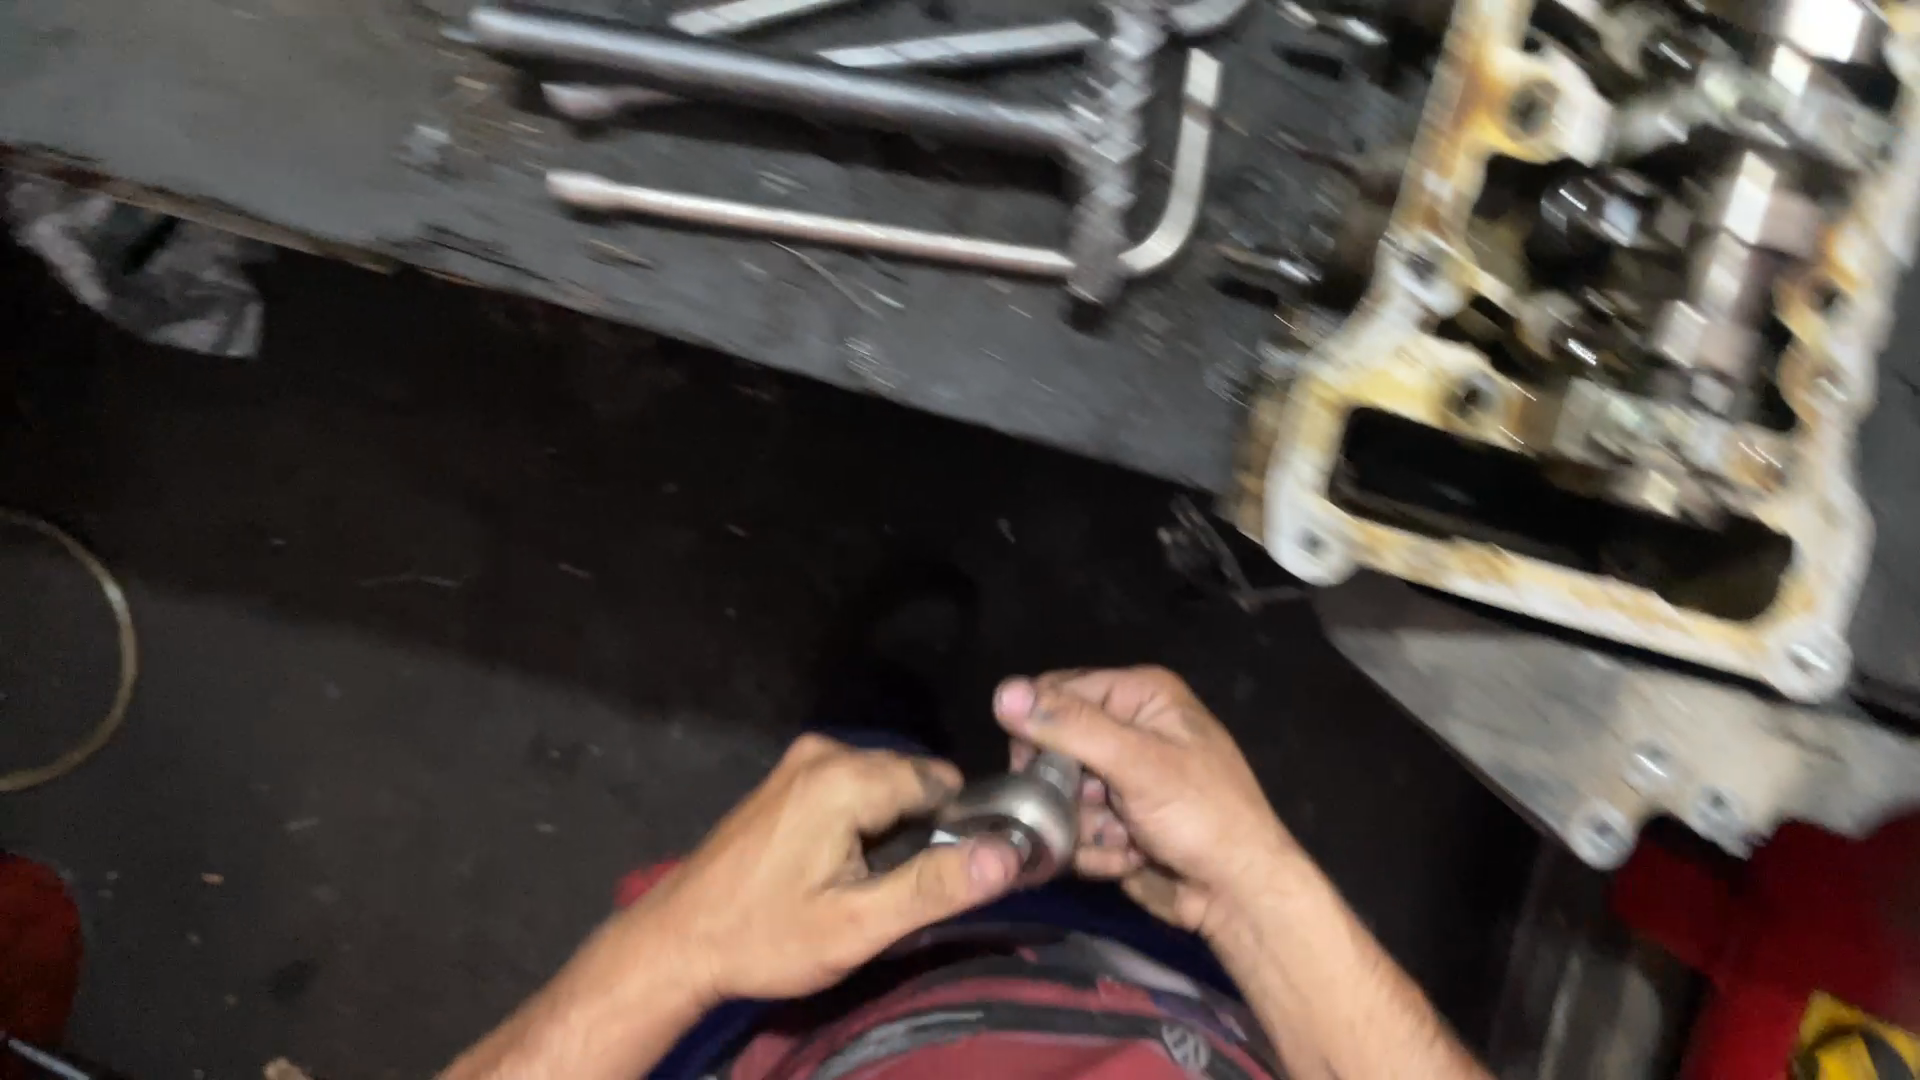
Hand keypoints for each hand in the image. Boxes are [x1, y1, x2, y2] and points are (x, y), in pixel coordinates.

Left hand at [626, 734, 1021, 1004]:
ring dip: (891, 822)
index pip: (939, 781)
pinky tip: (837, 859)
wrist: (677, 940)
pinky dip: (864, 814)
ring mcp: (804, 757)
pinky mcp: (791, 771)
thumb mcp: (858, 926)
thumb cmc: (767, 937)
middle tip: (893, 885)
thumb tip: (1008, 854)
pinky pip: (855, 781)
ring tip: (864, 877)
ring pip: (885, 780)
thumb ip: (934, 885)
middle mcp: (827, 750)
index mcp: (846, 778)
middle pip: (911, 777)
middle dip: (920, 825)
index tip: (940, 873)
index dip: (953, 826)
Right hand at [996, 667, 1300, 940]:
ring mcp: (1121, 775)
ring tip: (1123, 839)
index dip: (1038, 729)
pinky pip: (1077, 823)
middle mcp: (1128, 726)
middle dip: (1068, 789)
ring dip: (1084, 824)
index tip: (1029, 769)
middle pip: (1054, 746)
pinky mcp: (1116, 816)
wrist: (1240, 897)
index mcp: (1139, 694)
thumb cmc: (1201, 815)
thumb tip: (1003, 692)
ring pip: (1061, 792)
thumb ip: (1069, 727)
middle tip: (1092, 809)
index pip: (1057, 692)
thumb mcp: (1137, 763)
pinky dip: (1095, 846)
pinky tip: (1129, 857)